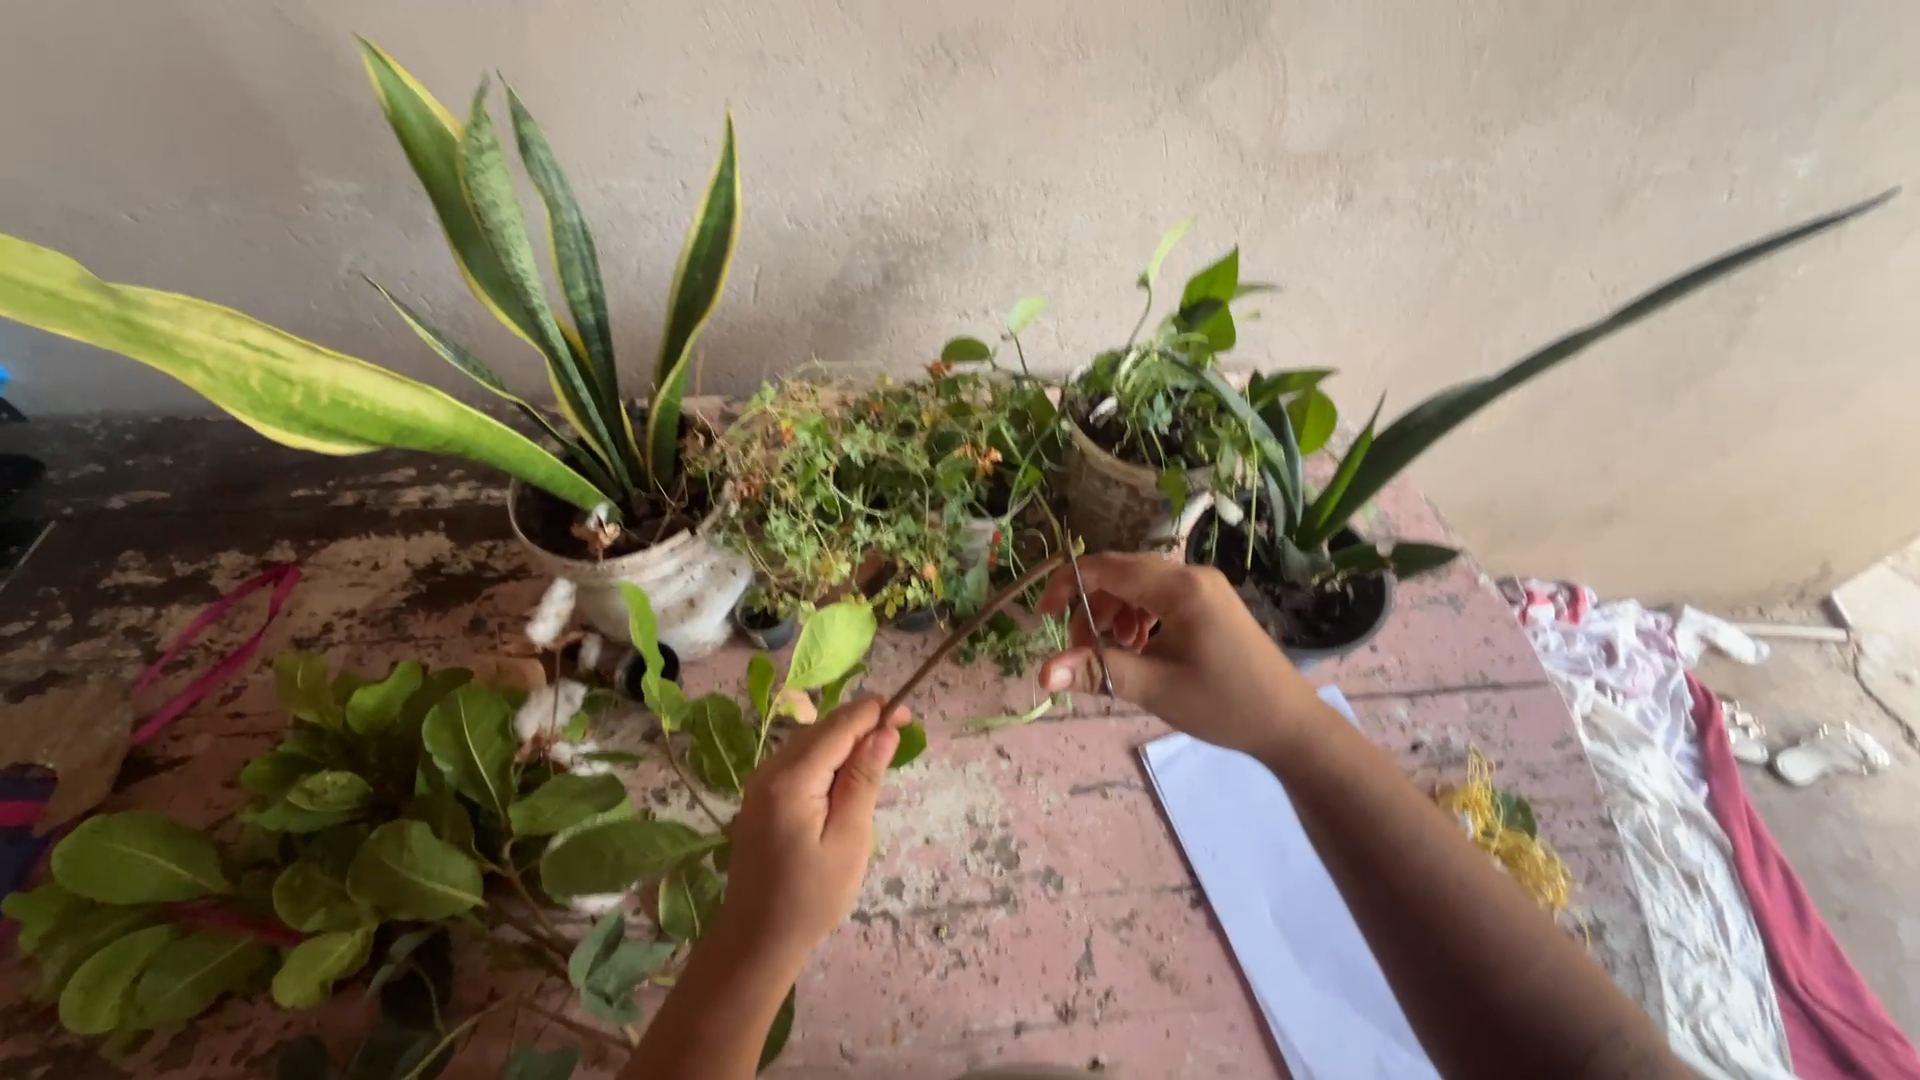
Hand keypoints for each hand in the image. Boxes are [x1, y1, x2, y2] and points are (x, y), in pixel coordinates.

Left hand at [715, 697, 906, 960]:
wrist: (756, 939)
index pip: (840, 725)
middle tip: (901, 735)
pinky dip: (828, 757)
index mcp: (792, 779)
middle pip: (824, 727)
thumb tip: (884, 731)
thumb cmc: (811, 897)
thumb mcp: (849, 838)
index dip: (875, 712)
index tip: (908, 715)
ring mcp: (761, 781)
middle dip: (863, 723)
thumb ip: (864, 779)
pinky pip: (800, 759)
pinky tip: (847, 777)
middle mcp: (771, 769)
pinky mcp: (761, 795)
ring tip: (880, 757)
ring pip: (811, 740)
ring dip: (846, 738)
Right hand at [1036, 552, 1327, 759]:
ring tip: (1114, 655)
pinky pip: (1158, 597)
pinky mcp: (1209, 603)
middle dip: (1090, 607)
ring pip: (1136, 586)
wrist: (1289, 724)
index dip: (1066, 585)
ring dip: (1112, 615)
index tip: (1042, 616)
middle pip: (1120, 574)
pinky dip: (1136, 619)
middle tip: (1083, 650)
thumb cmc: (1224, 704)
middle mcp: (1191, 576)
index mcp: (1180, 588)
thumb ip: (1097, 671)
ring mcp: (1203, 588)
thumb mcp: (1155, 688)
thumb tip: (1042, 672)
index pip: (1106, 568)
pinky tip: (1139, 649)